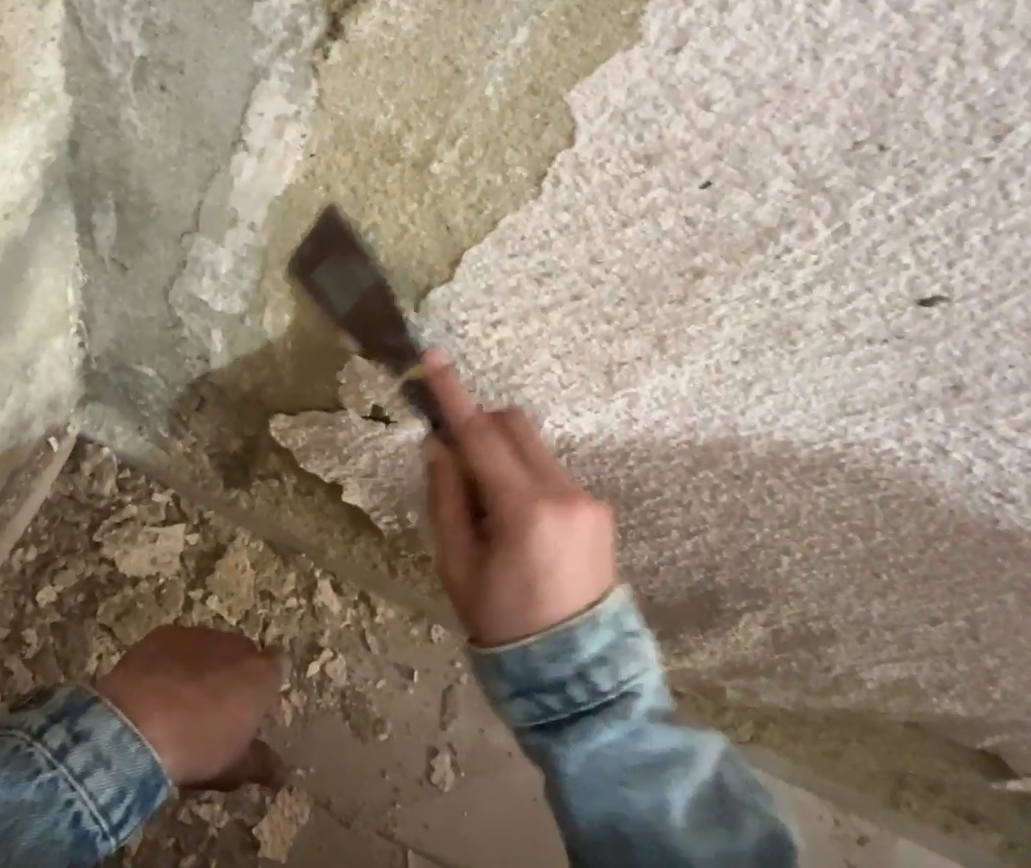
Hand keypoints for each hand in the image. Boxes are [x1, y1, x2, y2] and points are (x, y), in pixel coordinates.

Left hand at [95, 625, 286, 789]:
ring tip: (181, 701)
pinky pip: (175, 646)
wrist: (136, 726)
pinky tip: (155, 689)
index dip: (266, 681)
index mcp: (259, 674)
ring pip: (207, 648)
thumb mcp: (234, 767)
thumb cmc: (197, 747)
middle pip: (241, 654)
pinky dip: (171, 662)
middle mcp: (233, 645)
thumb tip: (282, 773)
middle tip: (217, 708)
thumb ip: (261, 764)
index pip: (277, 664)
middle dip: (234, 674)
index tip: (254, 702)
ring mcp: (196, 635)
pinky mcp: (162, 633)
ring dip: (202, 666)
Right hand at [418, 351, 617, 646]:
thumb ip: (446, 498)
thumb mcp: (457, 565)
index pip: (481, 436)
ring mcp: (587, 499)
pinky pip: (550, 471)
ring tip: (487, 507)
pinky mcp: (598, 509)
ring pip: (533, 446)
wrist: (575, 672)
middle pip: (515, 425)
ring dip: (501, 453)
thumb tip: (439, 446)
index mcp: (525, 510)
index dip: (452, 395)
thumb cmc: (502, 622)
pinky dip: (523, 475)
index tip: (432, 358)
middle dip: (480, 424)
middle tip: (454, 459)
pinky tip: (515, 521)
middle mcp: (564, 493)